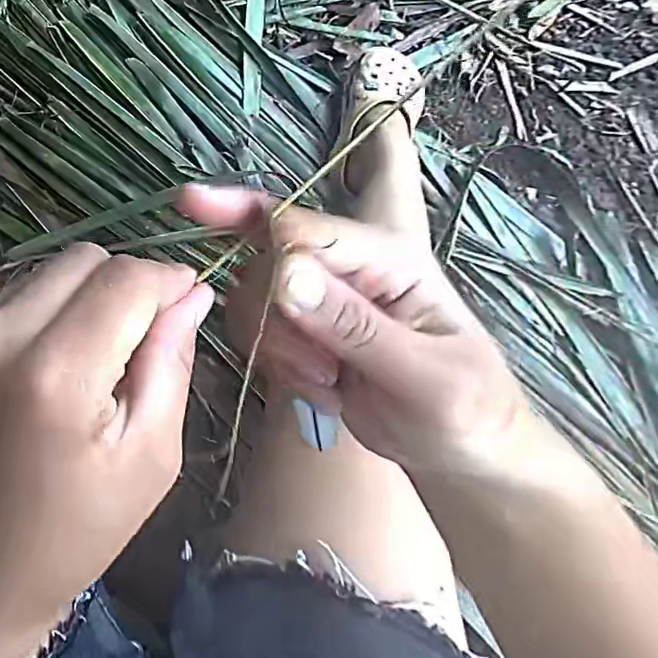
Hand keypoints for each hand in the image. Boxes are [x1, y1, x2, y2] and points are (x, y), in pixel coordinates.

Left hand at [0, 244, 212, 657]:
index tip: (189, 299)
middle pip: (88, 259)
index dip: (168, 280)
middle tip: (146, 333)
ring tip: (103, 349)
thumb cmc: (73, 529)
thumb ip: (171, 361)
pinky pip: (25, 288)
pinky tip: (63, 353)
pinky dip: (57, 305)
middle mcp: (3, 335)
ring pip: (55, 267)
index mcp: (56, 375)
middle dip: (129, 283)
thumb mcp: (149, 457)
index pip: (125, 280)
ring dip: (92, 291)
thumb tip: (192, 292)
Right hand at [179, 184, 549, 484]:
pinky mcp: (294, 327)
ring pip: (249, 295)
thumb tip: (285, 273)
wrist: (457, 454)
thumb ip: (354, 324)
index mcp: (385, 256)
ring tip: (329, 382)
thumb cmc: (465, 411)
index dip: (247, 214)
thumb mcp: (426, 377)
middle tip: (323, 368)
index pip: (304, 226)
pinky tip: (321, 389)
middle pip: (265, 259)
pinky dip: (274, 364)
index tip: (192, 203)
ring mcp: (314, 295)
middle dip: (276, 317)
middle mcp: (342, 265)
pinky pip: (250, 329)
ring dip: (276, 346)